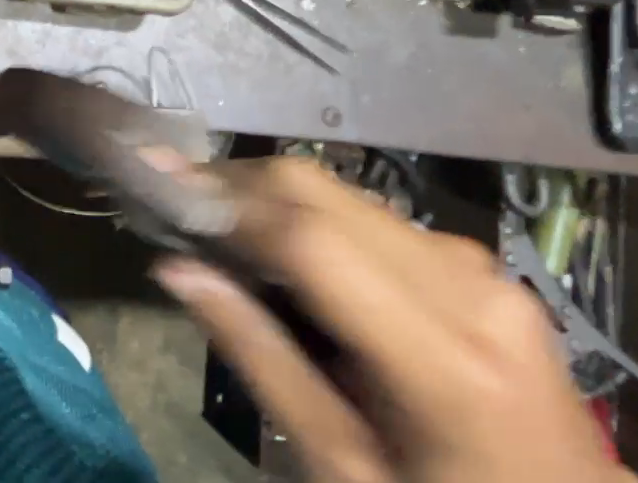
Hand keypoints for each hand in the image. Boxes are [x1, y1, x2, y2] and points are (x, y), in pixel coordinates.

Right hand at [154, 158, 629, 482]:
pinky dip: (310, 215)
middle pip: (322, 193)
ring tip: (216, 225)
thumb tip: (174, 270)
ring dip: (268, 197)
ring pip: (342, 193)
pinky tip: (278, 244)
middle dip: (234, 184)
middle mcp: (468, 291)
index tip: (154, 183)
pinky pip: (372, 215)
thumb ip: (259, 358)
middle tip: (173, 200)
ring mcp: (482, 272)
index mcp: (442, 361)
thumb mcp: (341, 462)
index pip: (309, 240)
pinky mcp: (481, 267)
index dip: (223, 203)